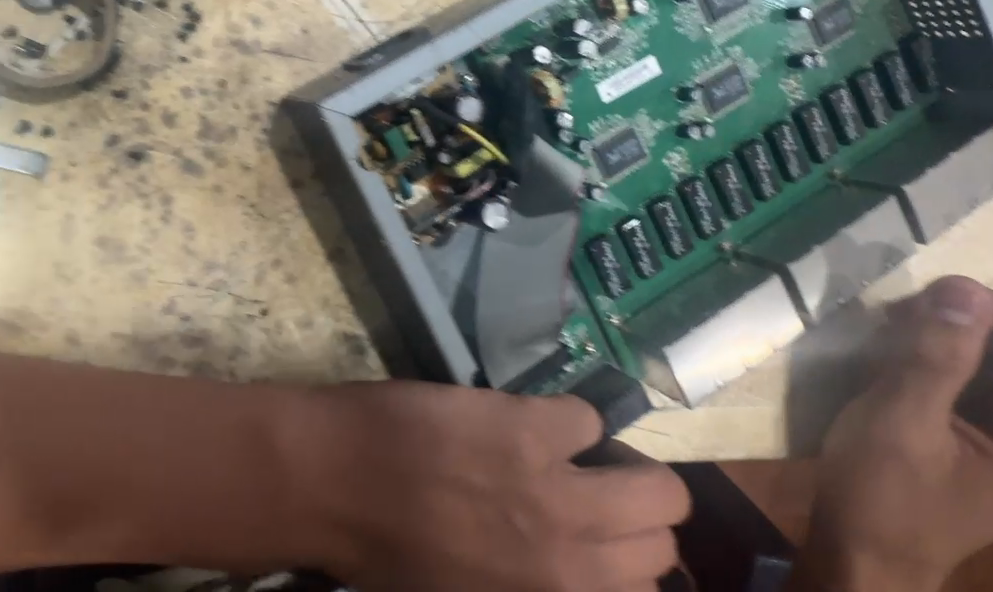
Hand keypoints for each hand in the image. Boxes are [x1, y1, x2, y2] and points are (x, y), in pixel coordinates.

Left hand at [302, 382, 690, 591]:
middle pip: (662, 540)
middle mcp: (571, 561)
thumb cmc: (381, 551)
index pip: (645, 591)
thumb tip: (568, 564)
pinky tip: (523, 421)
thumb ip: (528, 582)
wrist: (329, 482)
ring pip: (657, 484)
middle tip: (591, 493)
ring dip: (614, 467)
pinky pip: (587, 418)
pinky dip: (564, 419)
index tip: (606, 539)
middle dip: (635, 516)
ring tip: (568, 455)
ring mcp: (555, 492)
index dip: (627, 560)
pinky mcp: (528, 427)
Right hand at [791, 277, 992, 591]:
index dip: (992, 308)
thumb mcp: (899, 420)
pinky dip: (941, 352)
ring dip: (947, 334)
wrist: (863, 547)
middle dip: (963, 321)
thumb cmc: (882, 493)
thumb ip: (935, 356)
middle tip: (894, 324)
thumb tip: (961, 284)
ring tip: (890, 341)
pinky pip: (986, 370)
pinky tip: (899, 360)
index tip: (917, 306)